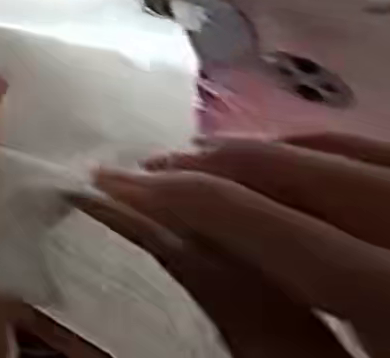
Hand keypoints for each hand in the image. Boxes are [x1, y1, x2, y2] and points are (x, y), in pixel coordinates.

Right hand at [79, 133, 389, 356]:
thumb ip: (237, 309)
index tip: (102, 180)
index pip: (263, 221)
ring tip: (210, 163)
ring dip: (279, 153)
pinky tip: (296, 169)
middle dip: (221, 165)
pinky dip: (347, 157)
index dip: (171, 194)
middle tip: (149, 171)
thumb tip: (125, 212)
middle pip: (324, 178)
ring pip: (374, 159)